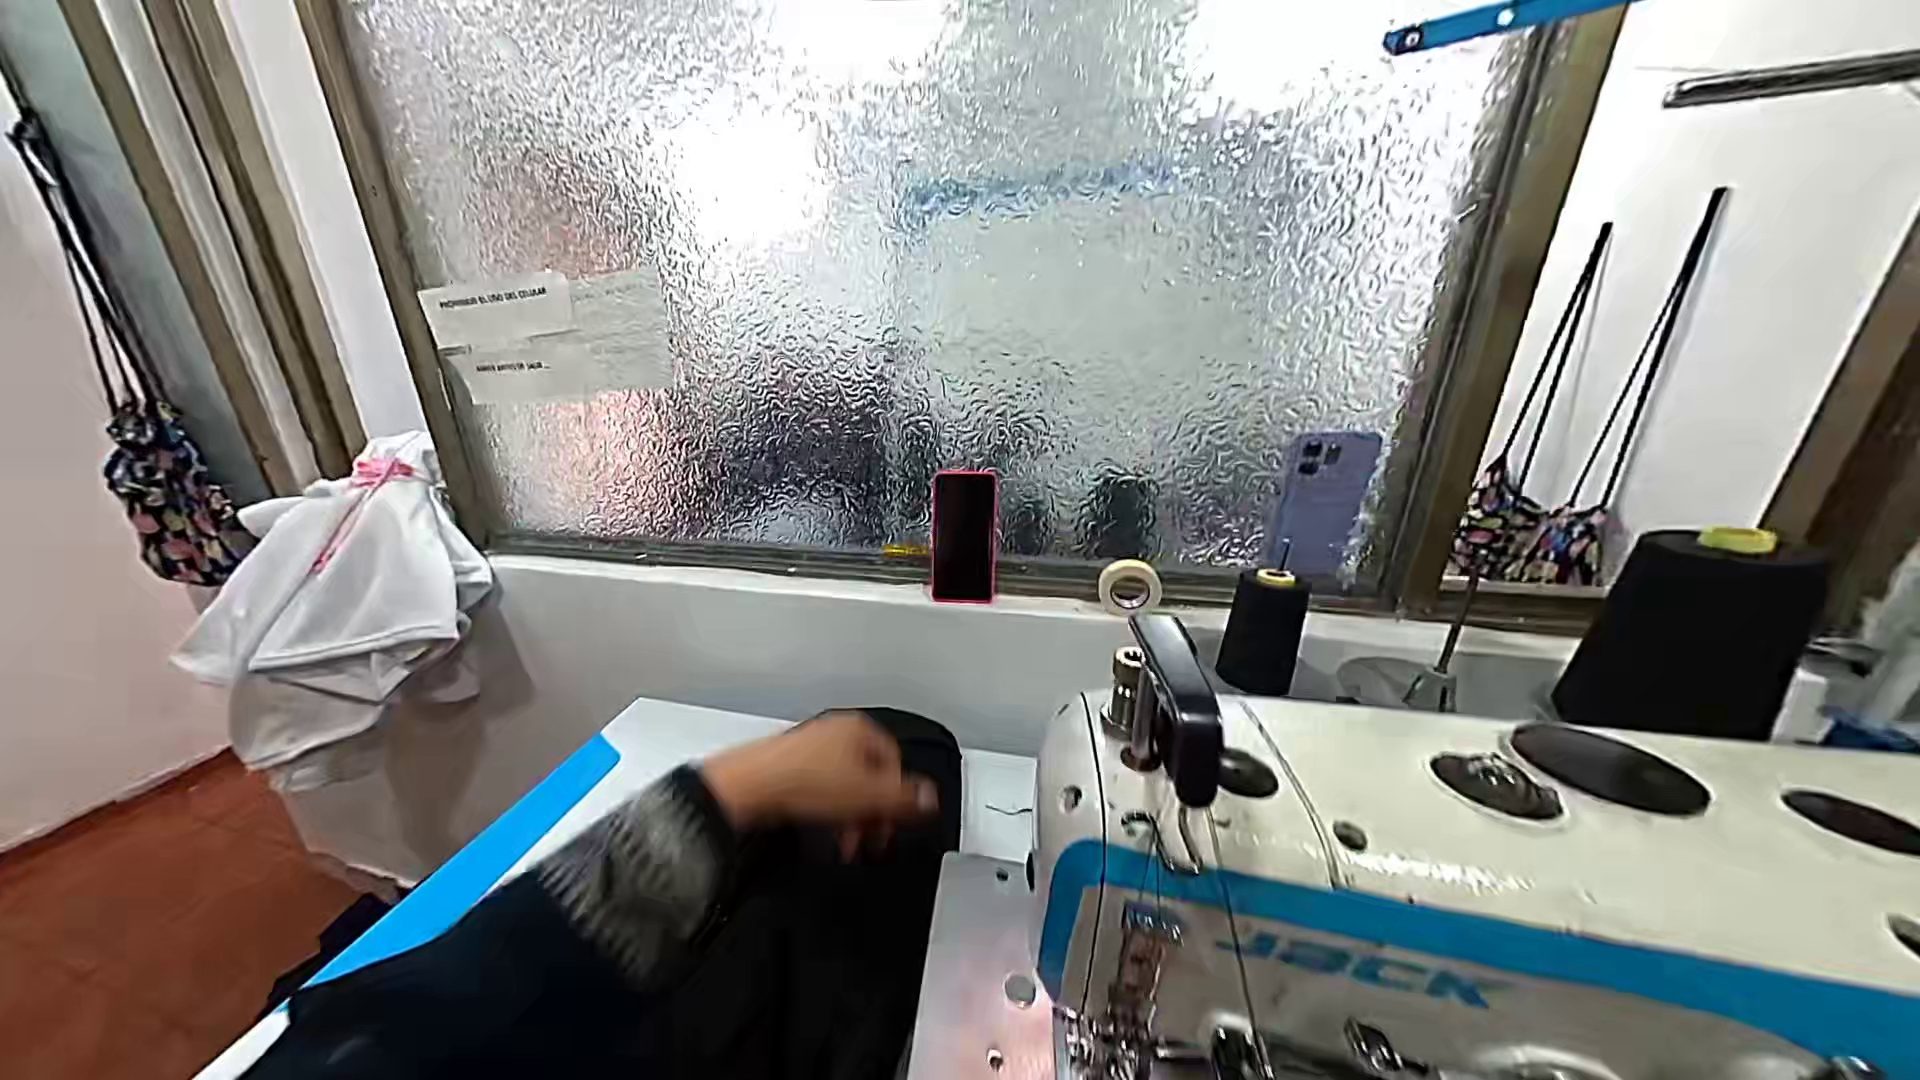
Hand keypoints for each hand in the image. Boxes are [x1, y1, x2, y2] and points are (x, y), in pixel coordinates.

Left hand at [699, 710, 938, 857]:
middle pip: (869, 774)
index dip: (897, 798)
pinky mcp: (789, 762)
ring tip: (843, 844)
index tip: (890, 826)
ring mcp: (812, 744)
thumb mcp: (868, 795)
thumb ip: (904, 797)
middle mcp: (838, 730)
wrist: (748, 786)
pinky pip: (820, 785)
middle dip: (871, 812)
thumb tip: (933, 797)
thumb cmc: (808, 782)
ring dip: (849, 816)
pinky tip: (819, 830)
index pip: (895, 762)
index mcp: (861, 728)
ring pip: (844, 783)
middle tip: (867, 841)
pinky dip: (826, 809)